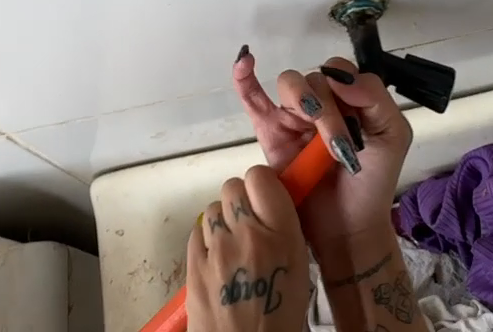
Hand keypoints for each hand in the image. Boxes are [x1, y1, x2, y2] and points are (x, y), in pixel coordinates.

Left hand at [186, 166, 311, 331]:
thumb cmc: (281, 318)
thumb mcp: (299, 269)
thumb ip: (285, 229)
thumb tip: (273, 200)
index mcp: (282, 235)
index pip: (260, 176)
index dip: (261, 185)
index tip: (265, 199)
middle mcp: (248, 235)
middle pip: (233, 186)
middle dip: (240, 201)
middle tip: (248, 224)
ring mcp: (217, 250)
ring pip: (214, 208)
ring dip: (223, 222)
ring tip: (232, 248)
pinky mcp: (193, 266)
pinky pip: (198, 232)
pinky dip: (206, 241)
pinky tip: (217, 262)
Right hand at [232, 50, 413, 251]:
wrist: (349, 227)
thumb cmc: (373, 180)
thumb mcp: (392, 134)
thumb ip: (375, 97)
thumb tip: (339, 77)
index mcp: (347, 97)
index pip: (338, 70)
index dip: (344, 86)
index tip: (355, 117)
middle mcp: (319, 101)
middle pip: (313, 79)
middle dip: (328, 110)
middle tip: (338, 146)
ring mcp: (293, 116)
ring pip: (289, 85)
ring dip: (302, 103)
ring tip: (313, 136)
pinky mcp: (270, 133)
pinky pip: (253, 99)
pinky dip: (244, 78)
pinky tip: (244, 63)